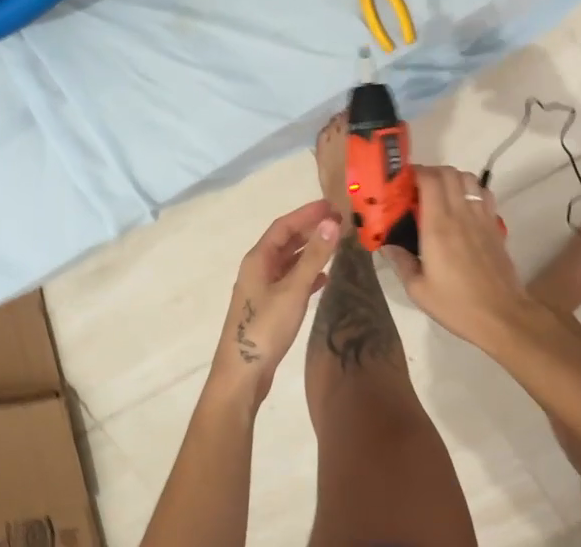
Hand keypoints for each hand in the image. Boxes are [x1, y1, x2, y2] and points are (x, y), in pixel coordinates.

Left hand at [209, 200, 341, 407]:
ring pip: (288, 262)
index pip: (283, 226)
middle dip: (310, 229)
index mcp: (257, 259)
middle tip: (338, 222)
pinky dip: (307, 275)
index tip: (332, 205)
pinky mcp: (268, 308)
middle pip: (285, 241)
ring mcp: (261, 290)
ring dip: (309, 251)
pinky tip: (323, 279)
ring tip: (335, 245)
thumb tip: (332, 222)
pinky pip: (290, 281)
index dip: (307, 213)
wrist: (242, 375)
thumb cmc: (265, 328)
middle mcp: (257, 269)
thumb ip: (314, 256)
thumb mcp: (293, 290)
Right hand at [384, 166, 539, 349]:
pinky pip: (484, 194)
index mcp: (438, 226)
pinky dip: (472, 190)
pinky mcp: (495, 225)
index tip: (403, 181)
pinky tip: (464, 206)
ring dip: (452, 178)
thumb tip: (388, 245)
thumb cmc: (456, 304)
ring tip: (441, 193)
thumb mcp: (418, 290)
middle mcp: (461, 214)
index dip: (415, 172)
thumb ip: (401, 262)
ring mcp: (482, 217)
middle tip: (418, 187)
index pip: (429, 180)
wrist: (501, 315)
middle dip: (431, 172)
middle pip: (449, 173)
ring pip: (468, 178)